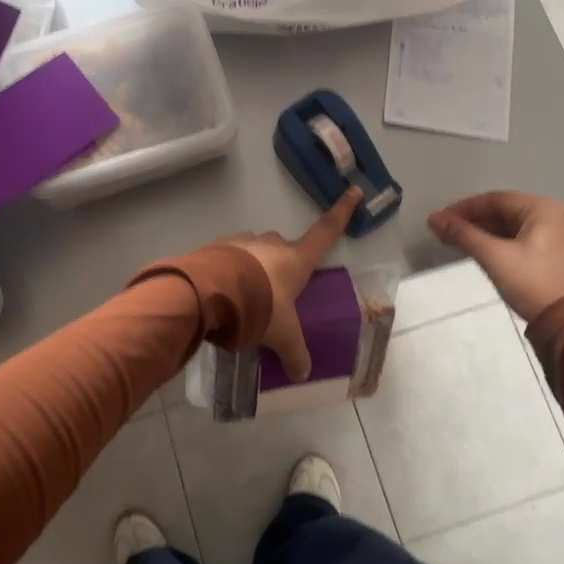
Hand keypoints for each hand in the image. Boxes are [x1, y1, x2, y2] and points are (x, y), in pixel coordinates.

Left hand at [226, 188, 360, 380]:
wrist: (210, 292)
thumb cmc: (259, 308)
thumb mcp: (282, 335)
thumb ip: (294, 353)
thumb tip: (303, 373)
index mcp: (296, 259)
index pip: (326, 233)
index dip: (341, 213)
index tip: (353, 190)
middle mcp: (272, 244)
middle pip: (284, 248)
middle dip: (282, 266)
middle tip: (274, 294)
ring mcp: (243, 243)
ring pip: (254, 252)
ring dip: (252, 269)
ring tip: (243, 299)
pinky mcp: (217, 248)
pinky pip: (228, 258)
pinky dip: (229, 272)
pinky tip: (223, 293)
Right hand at [428, 192, 563, 321]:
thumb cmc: (533, 284)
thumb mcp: (495, 257)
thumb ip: (463, 235)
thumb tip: (434, 219)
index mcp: (544, 209)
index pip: (496, 199)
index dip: (463, 209)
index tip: (439, 220)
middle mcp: (554, 216)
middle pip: (504, 211)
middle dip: (472, 221)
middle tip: (444, 232)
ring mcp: (557, 237)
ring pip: (512, 227)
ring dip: (484, 233)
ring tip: (455, 243)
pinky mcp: (555, 256)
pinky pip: (521, 240)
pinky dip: (499, 244)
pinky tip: (480, 252)